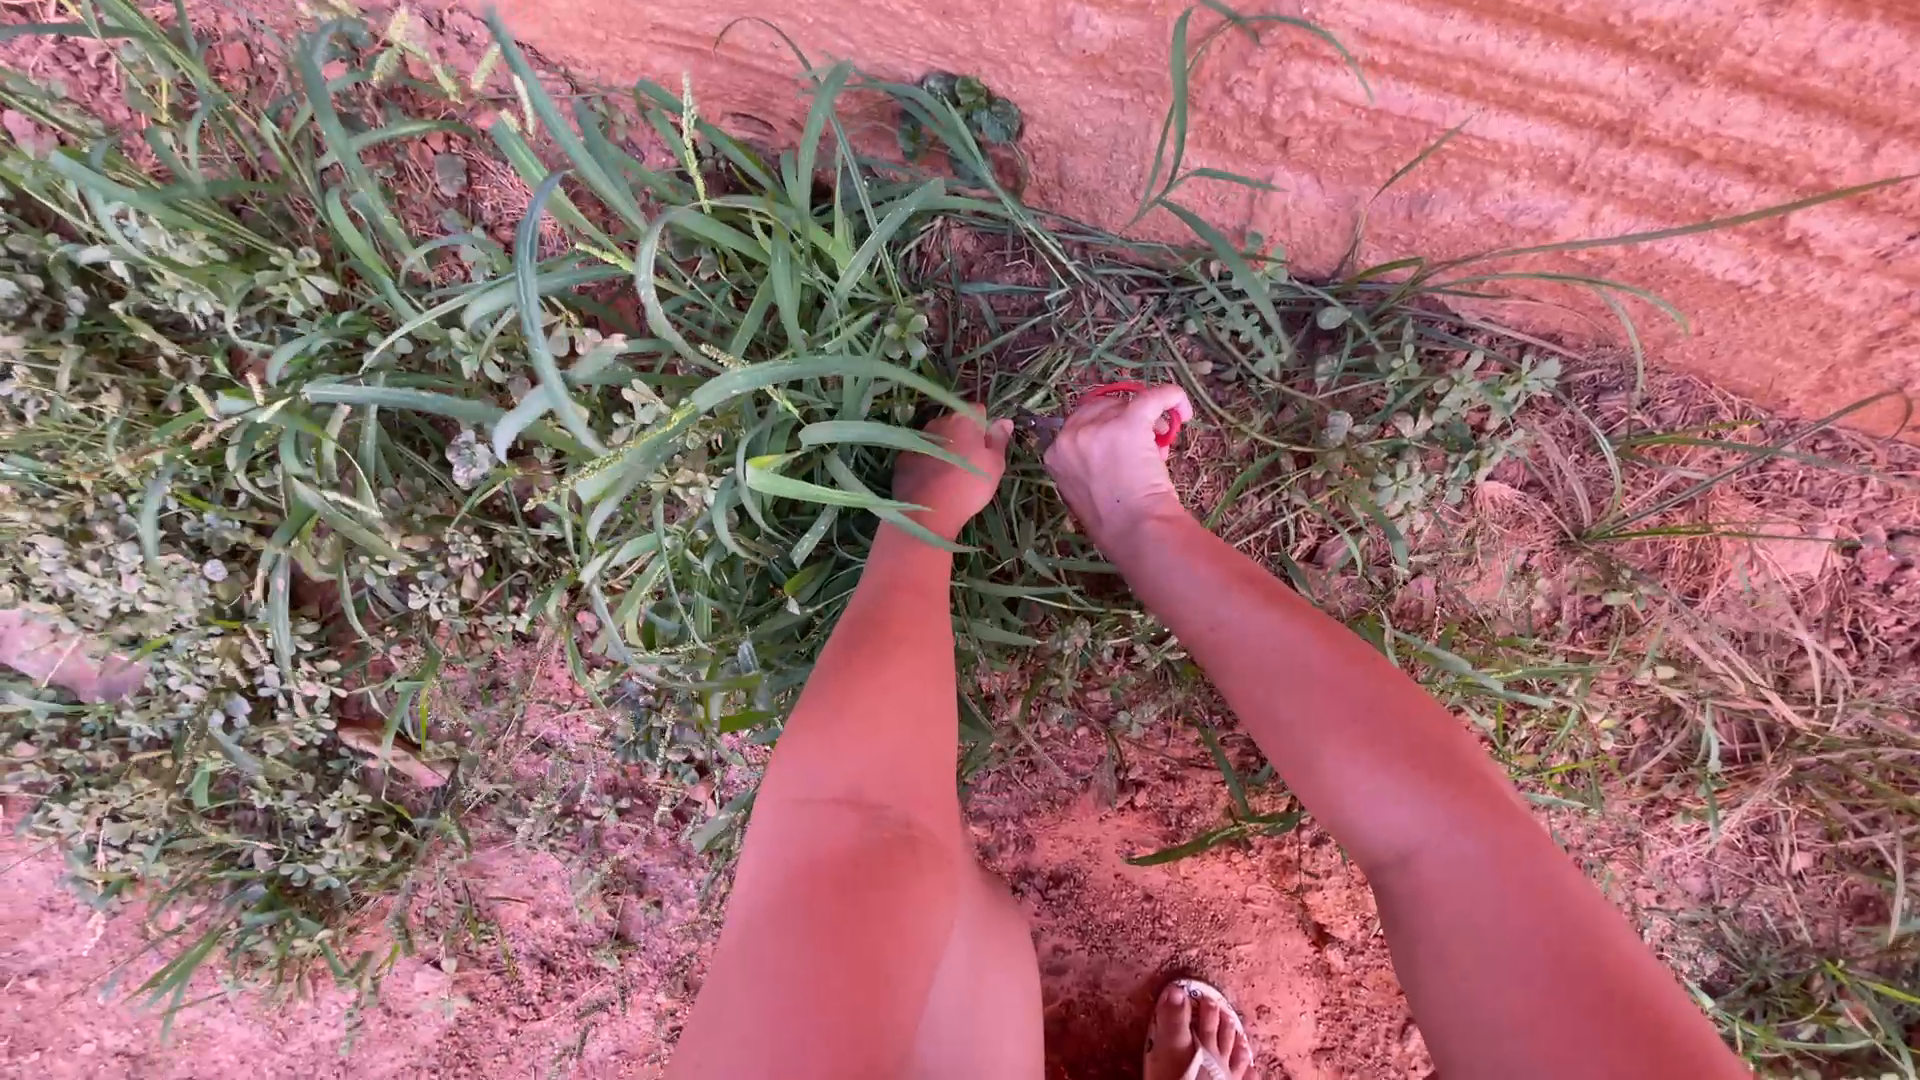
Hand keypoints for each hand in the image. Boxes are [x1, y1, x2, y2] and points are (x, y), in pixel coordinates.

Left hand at [891, 407, 1012, 540]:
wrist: (928, 511)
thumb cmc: (969, 485)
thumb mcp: (994, 465)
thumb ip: (999, 440)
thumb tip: (1005, 421)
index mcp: (963, 419)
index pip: (978, 411)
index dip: (985, 428)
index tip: (987, 448)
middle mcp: (938, 423)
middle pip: (956, 423)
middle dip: (963, 437)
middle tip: (972, 464)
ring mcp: (917, 440)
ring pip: (937, 439)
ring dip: (945, 450)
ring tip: (951, 476)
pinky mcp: (903, 459)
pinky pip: (921, 455)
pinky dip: (927, 463)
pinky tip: (933, 482)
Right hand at [1043, 384, 1193, 548]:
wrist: (1133, 530)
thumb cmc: (1111, 524)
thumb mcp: (1081, 494)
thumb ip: (1087, 467)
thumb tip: (1112, 451)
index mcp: (1055, 454)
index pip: (1078, 425)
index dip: (1103, 431)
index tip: (1120, 444)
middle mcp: (1070, 436)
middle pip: (1101, 409)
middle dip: (1123, 421)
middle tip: (1146, 440)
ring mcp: (1098, 427)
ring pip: (1126, 405)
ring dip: (1146, 419)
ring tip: (1162, 440)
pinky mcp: (1128, 421)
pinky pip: (1152, 397)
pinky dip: (1170, 398)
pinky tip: (1183, 408)